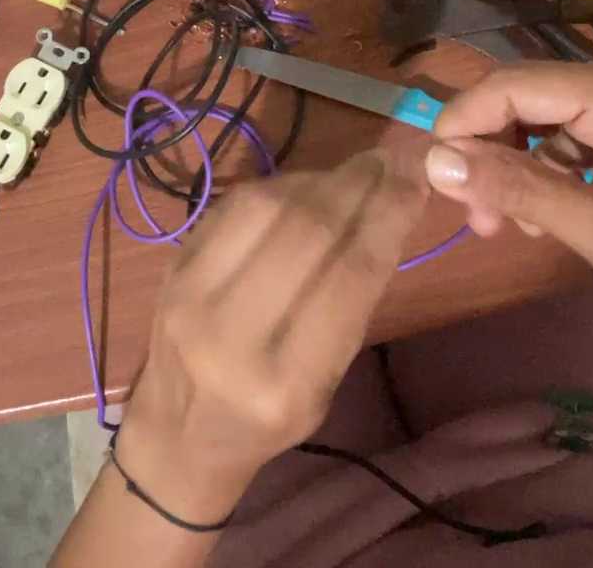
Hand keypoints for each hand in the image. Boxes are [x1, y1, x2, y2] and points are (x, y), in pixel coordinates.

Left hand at [116, 148, 429, 519]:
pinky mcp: (173, 265)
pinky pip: (234, 206)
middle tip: (394, 160)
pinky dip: (281, 186)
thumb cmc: (268, 417)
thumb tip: (386, 206)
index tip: (419, 179)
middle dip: (360, 186)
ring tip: (359, 171)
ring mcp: (191, 294)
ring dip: (322, 178)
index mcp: (286, 384)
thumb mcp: (326, 384)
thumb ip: (352, 302)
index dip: (389, 216)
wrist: (179, 431)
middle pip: (307, 231)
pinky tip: (310, 185)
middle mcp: (231, 336)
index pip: (350, 276)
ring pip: (266, 207)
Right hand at [422, 59, 592, 335]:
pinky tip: (540, 219)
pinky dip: (538, 178)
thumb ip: (522, 191)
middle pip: (520, 100)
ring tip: (506, 228)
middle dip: (486, 152)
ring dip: (509, 170)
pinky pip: (559, 143)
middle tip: (476, 219)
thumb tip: (434, 162)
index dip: (463, 123)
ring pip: (533, 123)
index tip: (435, 181)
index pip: (513, 85)